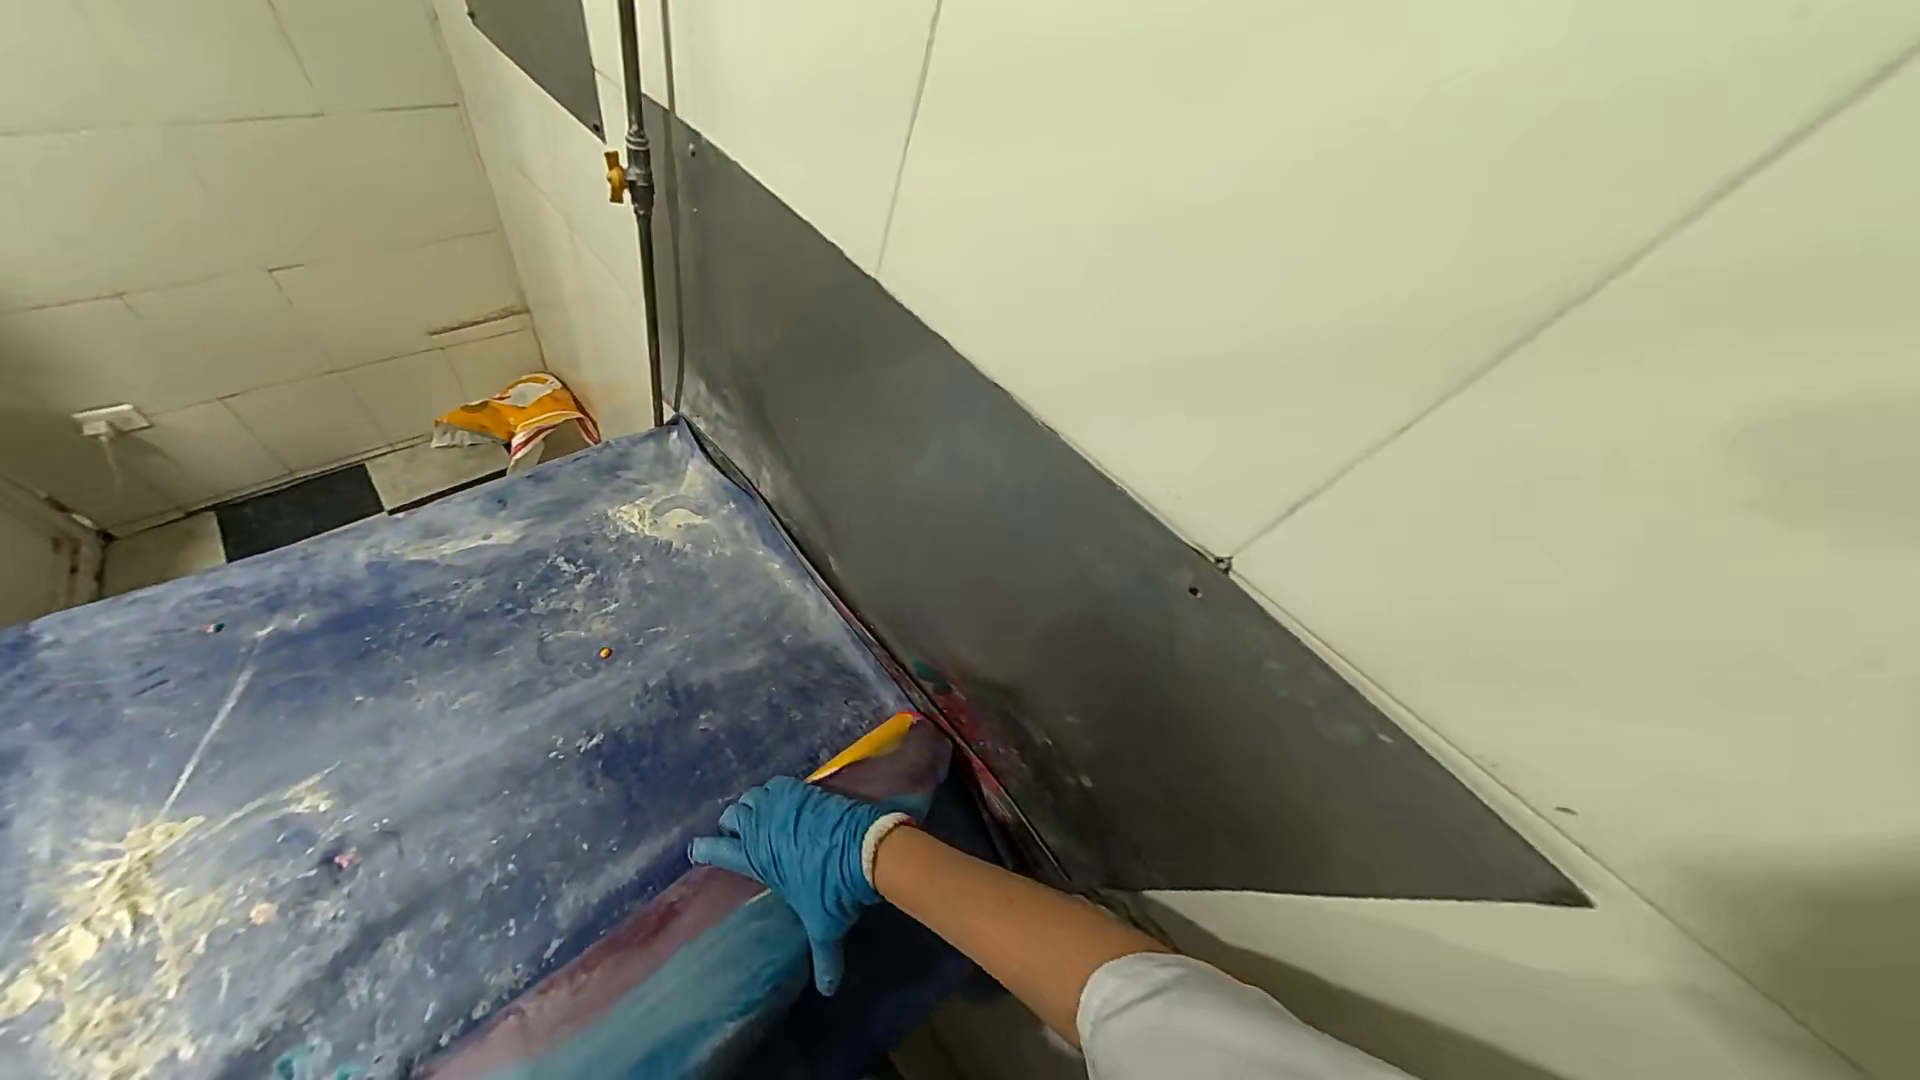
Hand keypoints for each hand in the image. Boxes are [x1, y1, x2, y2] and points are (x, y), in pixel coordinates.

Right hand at [688, 776, 911, 994]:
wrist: (863, 850)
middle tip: (737, 830)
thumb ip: (823, 957)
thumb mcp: (824, 926)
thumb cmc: (834, 890)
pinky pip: (776, 784)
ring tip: (757, 812)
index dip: (705, 849)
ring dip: (751, 803)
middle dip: (731, 822)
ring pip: (751, 796)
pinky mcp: (803, 790)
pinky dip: (774, 790)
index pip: (719, 851)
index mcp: (758, 859)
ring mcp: (783, 806)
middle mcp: (763, 829)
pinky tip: (780, 798)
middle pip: (732, 816)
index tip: (698, 849)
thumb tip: (828, 989)